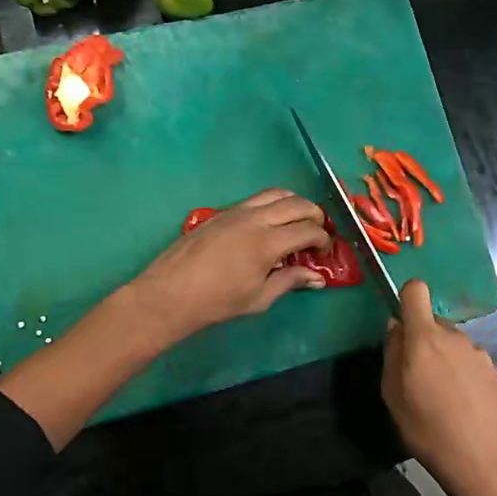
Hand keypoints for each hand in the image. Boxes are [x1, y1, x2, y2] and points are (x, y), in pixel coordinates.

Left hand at [126, 188, 331, 342]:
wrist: (170, 293)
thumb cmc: (217, 302)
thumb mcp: (259, 298)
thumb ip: (290, 281)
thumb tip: (318, 277)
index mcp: (268, 242)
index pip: (308, 229)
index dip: (323, 239)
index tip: (325, 252)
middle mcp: (255, 219)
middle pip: (296, 204)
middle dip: (315, 215)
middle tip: (318, 232)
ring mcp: (236, 212)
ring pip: (275, 194)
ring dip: (294, 203)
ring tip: (298, 220)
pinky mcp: (222, 213)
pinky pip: (255, 200)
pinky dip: (272, 204)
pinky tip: (270, 224)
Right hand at [381, 280, 496, 495]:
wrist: (485, 462)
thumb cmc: (428, 430)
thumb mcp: (393, 396)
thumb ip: (392, 354)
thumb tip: (397, 329)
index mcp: (425, 338)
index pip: (416, 291)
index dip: (406, 299)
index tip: (402, 323)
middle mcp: (456, 337)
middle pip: (434, 324)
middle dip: (423, 341)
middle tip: (417, 378)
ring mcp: (480, 354)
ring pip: (454, 345)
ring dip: (445, 360)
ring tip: (443, 398)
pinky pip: (472, 363)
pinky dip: (464, 376)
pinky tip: (465, 407)